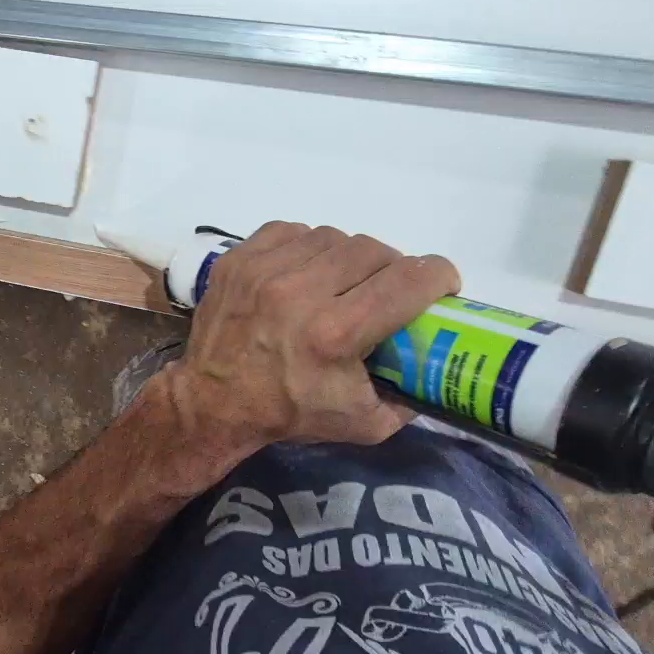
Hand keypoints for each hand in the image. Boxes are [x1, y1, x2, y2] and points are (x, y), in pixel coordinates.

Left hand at [160, 222, 459, 448]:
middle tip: (388, 290)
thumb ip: (410, 400)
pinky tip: (308, 269)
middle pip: (374, 251)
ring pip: (333, 237)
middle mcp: (300, 293)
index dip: (438, 277)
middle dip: (394, 268)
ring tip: (345, 281)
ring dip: (349, 256)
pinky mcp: (237, 260)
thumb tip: (441, 369)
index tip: (441, 287)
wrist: (212, 403)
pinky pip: (291, 231)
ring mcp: (263, 271)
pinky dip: (307, 245)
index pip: (408, 281)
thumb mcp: (362, 423)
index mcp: (335, 333)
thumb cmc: (287, 413)